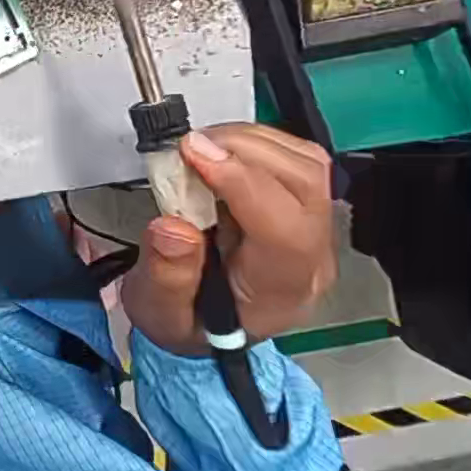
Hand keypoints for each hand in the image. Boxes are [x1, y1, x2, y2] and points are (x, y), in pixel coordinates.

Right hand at [122, 123, 335, 354]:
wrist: (201, 326)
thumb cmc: (184, 322)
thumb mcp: (158, 312)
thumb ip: (166, 275)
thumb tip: (172, 227)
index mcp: (278, 292)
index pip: (285, 230)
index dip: (242, 183)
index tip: (194, 155)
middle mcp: (309, 257)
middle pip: (304, 186)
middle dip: (243, 153)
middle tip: (187, 147)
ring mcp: (311, 229)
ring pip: (305, 164)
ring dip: (247, 143)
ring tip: (197, 149)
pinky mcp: (299, 207)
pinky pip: (293, 160)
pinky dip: (250, 145)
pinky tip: (214, 154)